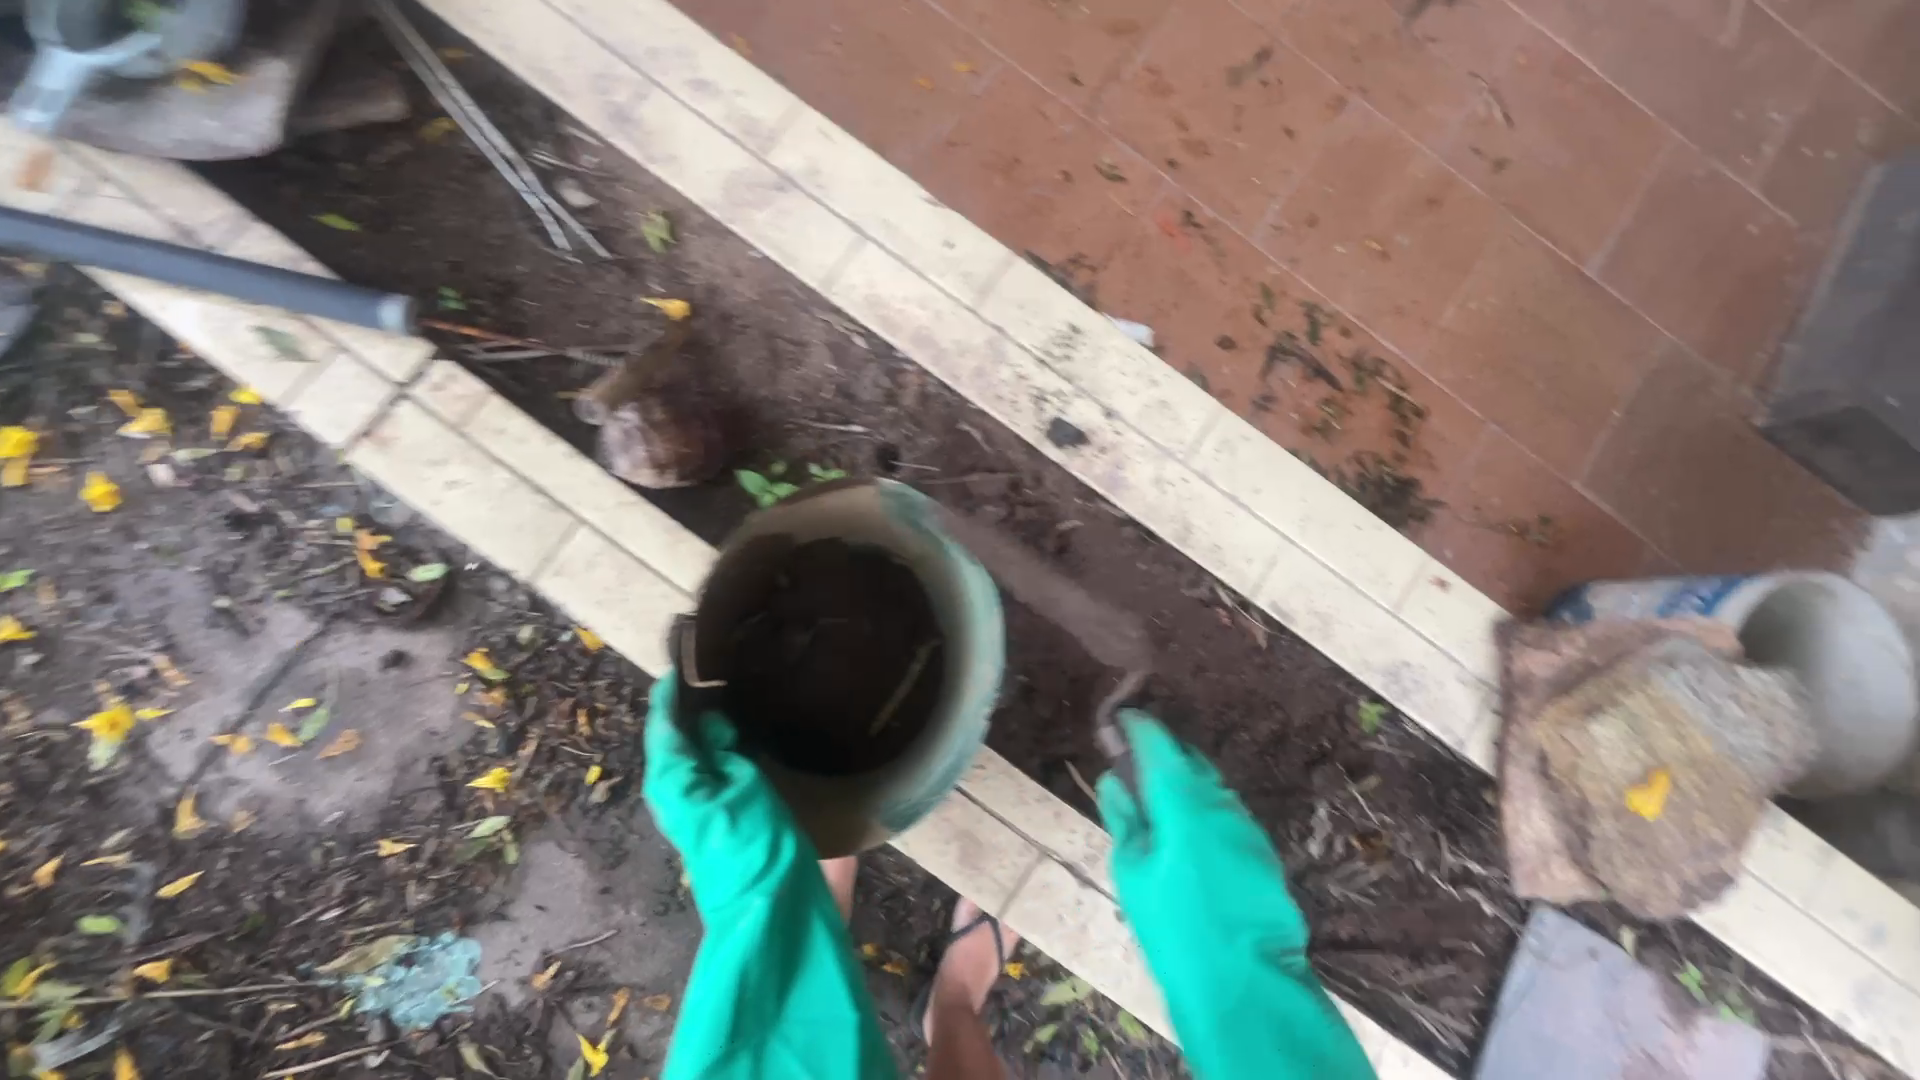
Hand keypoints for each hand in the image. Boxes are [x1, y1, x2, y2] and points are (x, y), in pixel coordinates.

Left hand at [643, 676, 812, 914]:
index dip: (670, 692)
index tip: (684, 655)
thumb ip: (722, 753)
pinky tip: (767, 730)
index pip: (665, 726)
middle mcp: (685, 795)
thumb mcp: (740, 790)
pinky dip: (740, 747)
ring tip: (743, 687)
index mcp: (676, 784)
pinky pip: (731, 772)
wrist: (777, 919)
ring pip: (705, 756)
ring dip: (718, 724)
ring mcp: (711, 810)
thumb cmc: (755, 847)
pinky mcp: (738, 821)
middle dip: (694, 703)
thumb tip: (711, 724)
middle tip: (719, 663)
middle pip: (682, 740)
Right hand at [1097, 711, 1373, 1079]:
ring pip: (1208, 786)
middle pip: (1186, 759)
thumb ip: (1123, 817)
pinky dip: (1200, 810)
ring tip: (1154, 807)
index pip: (1156, 741)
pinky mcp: (1262, 850)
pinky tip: (1185, 838)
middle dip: (1158, 755)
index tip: (1117, 723)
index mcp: (1183, 800)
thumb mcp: (1132, 872)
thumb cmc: (1174, 928)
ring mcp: (1246, 825)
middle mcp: (1220, 800)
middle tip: (1129, 770)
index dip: (1134, 726)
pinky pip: (1224, 813)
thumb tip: (1114, 779)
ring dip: (1181, 784)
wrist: (1246, 987)